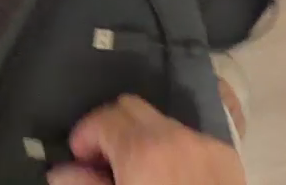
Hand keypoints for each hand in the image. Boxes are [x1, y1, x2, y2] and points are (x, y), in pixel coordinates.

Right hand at [48, 95, 245, 184]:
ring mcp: (202, 142)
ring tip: (137, 174)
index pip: (103, 116)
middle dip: (111, 128)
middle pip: (131, 107)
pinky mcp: (225, 155)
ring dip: (142, 139)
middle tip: (101, 162)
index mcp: (142, 149)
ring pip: (160, 121)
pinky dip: (172, 149)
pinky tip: (171, 179)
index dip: (85, 134)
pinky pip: (189, 138)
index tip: (78, 157)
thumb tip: (60, 172)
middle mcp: (173, 134)